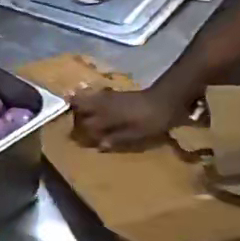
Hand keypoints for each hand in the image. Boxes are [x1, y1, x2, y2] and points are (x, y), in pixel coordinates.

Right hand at [69, 86, 192, 148]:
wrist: (165, 99)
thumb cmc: (153, 120)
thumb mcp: (138, 133)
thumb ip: (117, 139)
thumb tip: (99, 146)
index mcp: (107, 116)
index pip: (87, 125)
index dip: (82, 135)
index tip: (80, 143)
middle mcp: (102, 105)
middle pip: (79, 107)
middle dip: (74, 118)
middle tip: (74, 128)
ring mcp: (106, 97)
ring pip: (84, 99)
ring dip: (77, 107)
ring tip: (74, 115)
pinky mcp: (112, 94)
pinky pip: (92, 96)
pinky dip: (85, 99)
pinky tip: (89, 105)